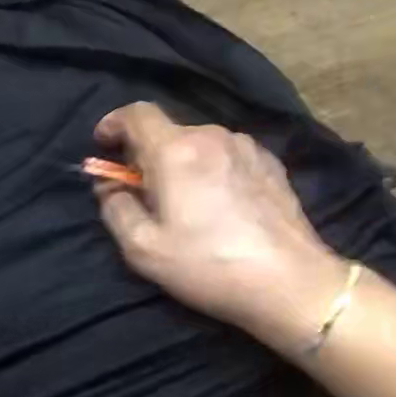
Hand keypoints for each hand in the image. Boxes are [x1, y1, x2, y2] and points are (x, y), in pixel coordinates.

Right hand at [92, 102, 357, 353]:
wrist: (291, 283)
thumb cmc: (209, 266)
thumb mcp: (144, 248)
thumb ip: (116, 208)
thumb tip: (109, 186)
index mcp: (175, 150)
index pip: (136, 113)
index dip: (114, 123)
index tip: (104, 144)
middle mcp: (211, 136)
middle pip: (168, 131)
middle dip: (148, 154)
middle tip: (143, 191)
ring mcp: (247, 147)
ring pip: (199, 144)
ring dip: (182, 163)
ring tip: (186, 203)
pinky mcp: (271, 163)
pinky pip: (227, 155)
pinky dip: (212, 169)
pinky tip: (220, 205)